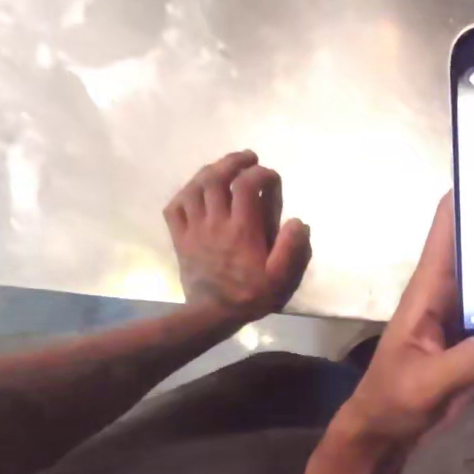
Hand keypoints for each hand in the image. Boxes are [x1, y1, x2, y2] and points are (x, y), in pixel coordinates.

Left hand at [164, 150, 311, 320]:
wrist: (212, 315)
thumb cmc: (250, 296)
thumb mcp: (280, 278)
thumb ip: (291, 249)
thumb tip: (298, 222)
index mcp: (242, 229)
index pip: (247, 185)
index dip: (260, 173)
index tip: (271, 175)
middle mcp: (216, 221)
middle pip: (218, 178)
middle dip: (233, 162)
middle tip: (248, 158)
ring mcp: (194, 228)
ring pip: (196, 187)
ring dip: (210, 171)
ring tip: (223, 168)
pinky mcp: (180, 238)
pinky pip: (176, 206)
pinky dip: (185, 193)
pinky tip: (195, 191)